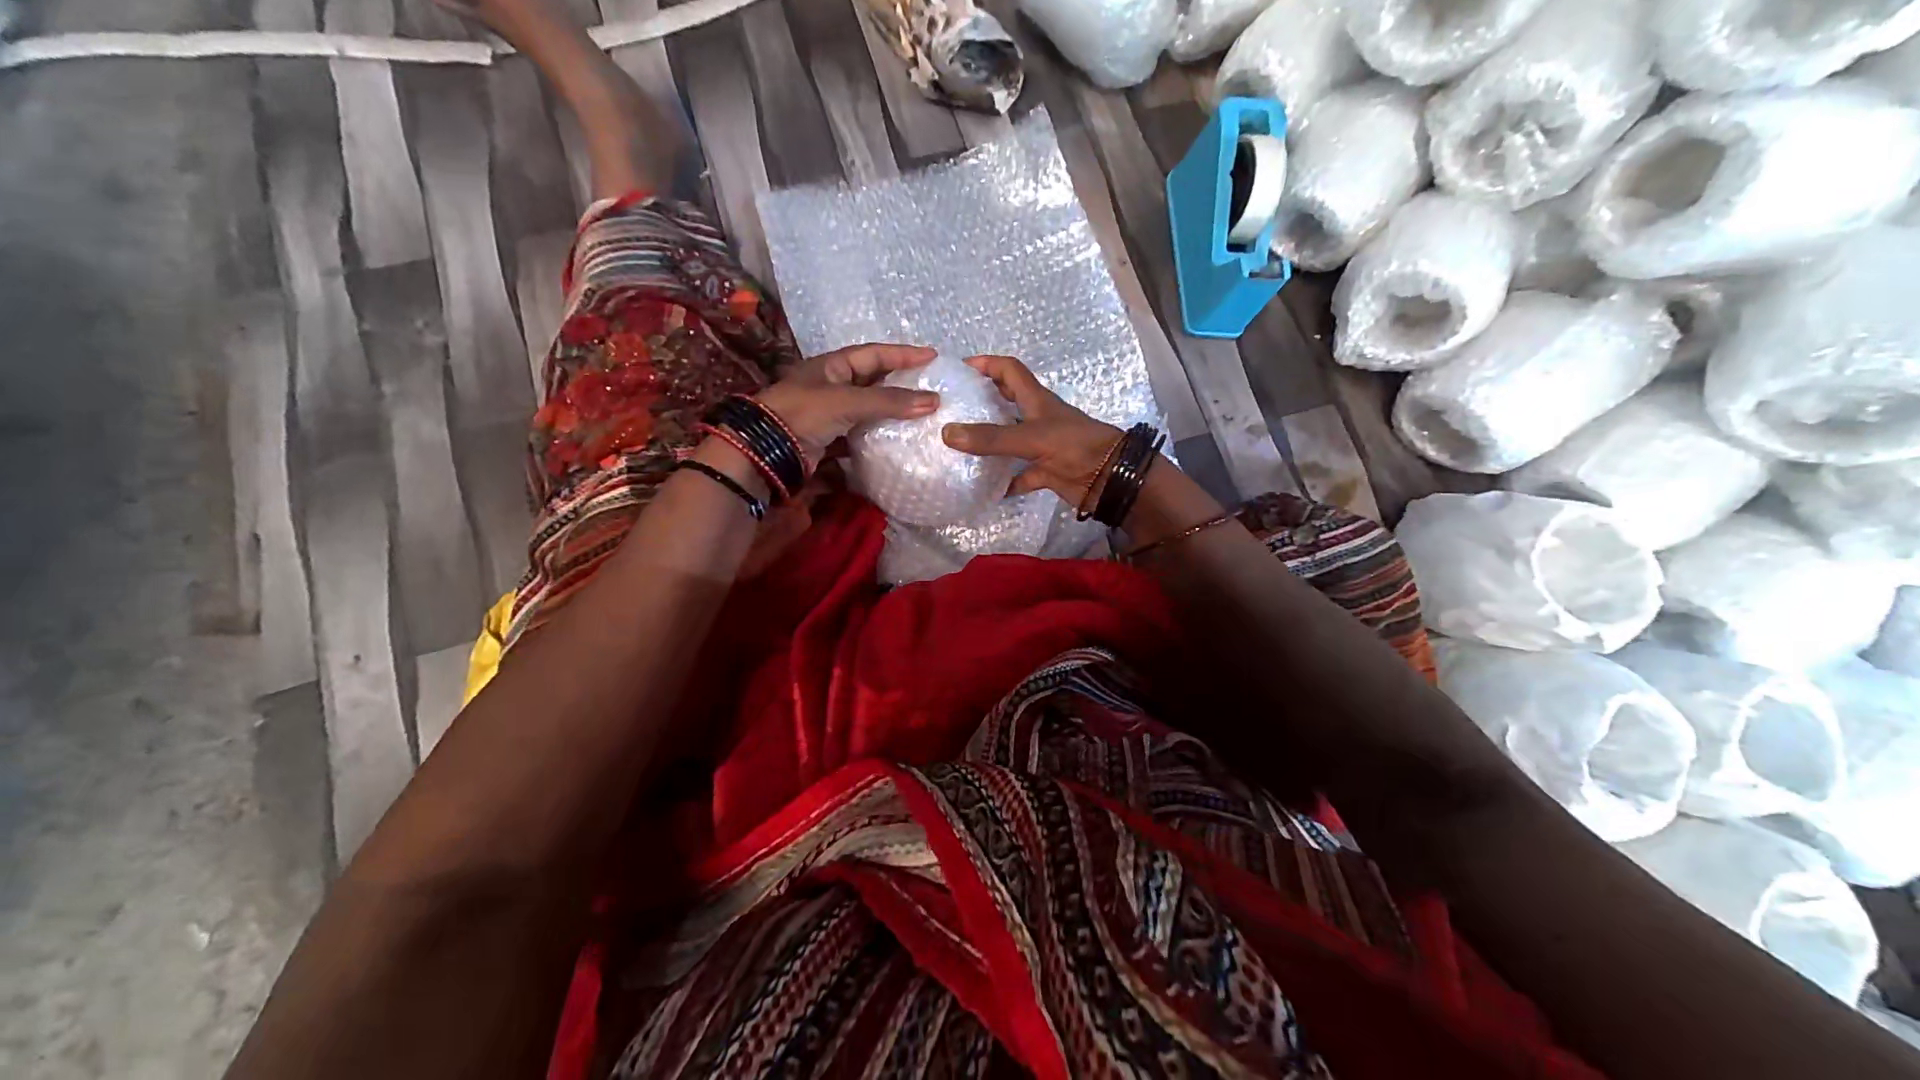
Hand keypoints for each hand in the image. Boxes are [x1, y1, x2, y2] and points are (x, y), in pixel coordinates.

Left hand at [755, 343, 939, 464]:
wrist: (767, 449)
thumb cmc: (804, 412)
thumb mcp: (847, 401)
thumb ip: (889, 401)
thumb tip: (934, 400)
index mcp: (832, 365)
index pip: (874, 354)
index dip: (903, 354)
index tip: (932, 357)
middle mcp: (832, 385)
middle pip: (873, 380)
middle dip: (901, 383)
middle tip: (931, 385)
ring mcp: (830, 413)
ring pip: (869, 408)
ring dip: (892, 411)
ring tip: (921, 413)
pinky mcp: (830, 438)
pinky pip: (861, 432)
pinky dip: (879, 434)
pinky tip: (899, 439)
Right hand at [939, 355, 1121, 504]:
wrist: (1111, 478)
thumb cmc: (1075, 446)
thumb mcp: (1031, 438)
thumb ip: (991, 437)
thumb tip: (947, 433)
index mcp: (1036, 400)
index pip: (1009, 370)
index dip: (986, 364)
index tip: (960, 369)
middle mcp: (1037, 419)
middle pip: (1007, 402)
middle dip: (982, 401)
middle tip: (953, 408)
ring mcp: (1042, 446)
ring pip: (1010, 440)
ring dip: (990, 443)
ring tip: (960, 447)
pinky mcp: (1046, 471)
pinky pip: (1020, 475)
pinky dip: (1005, 481)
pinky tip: (986, 489)